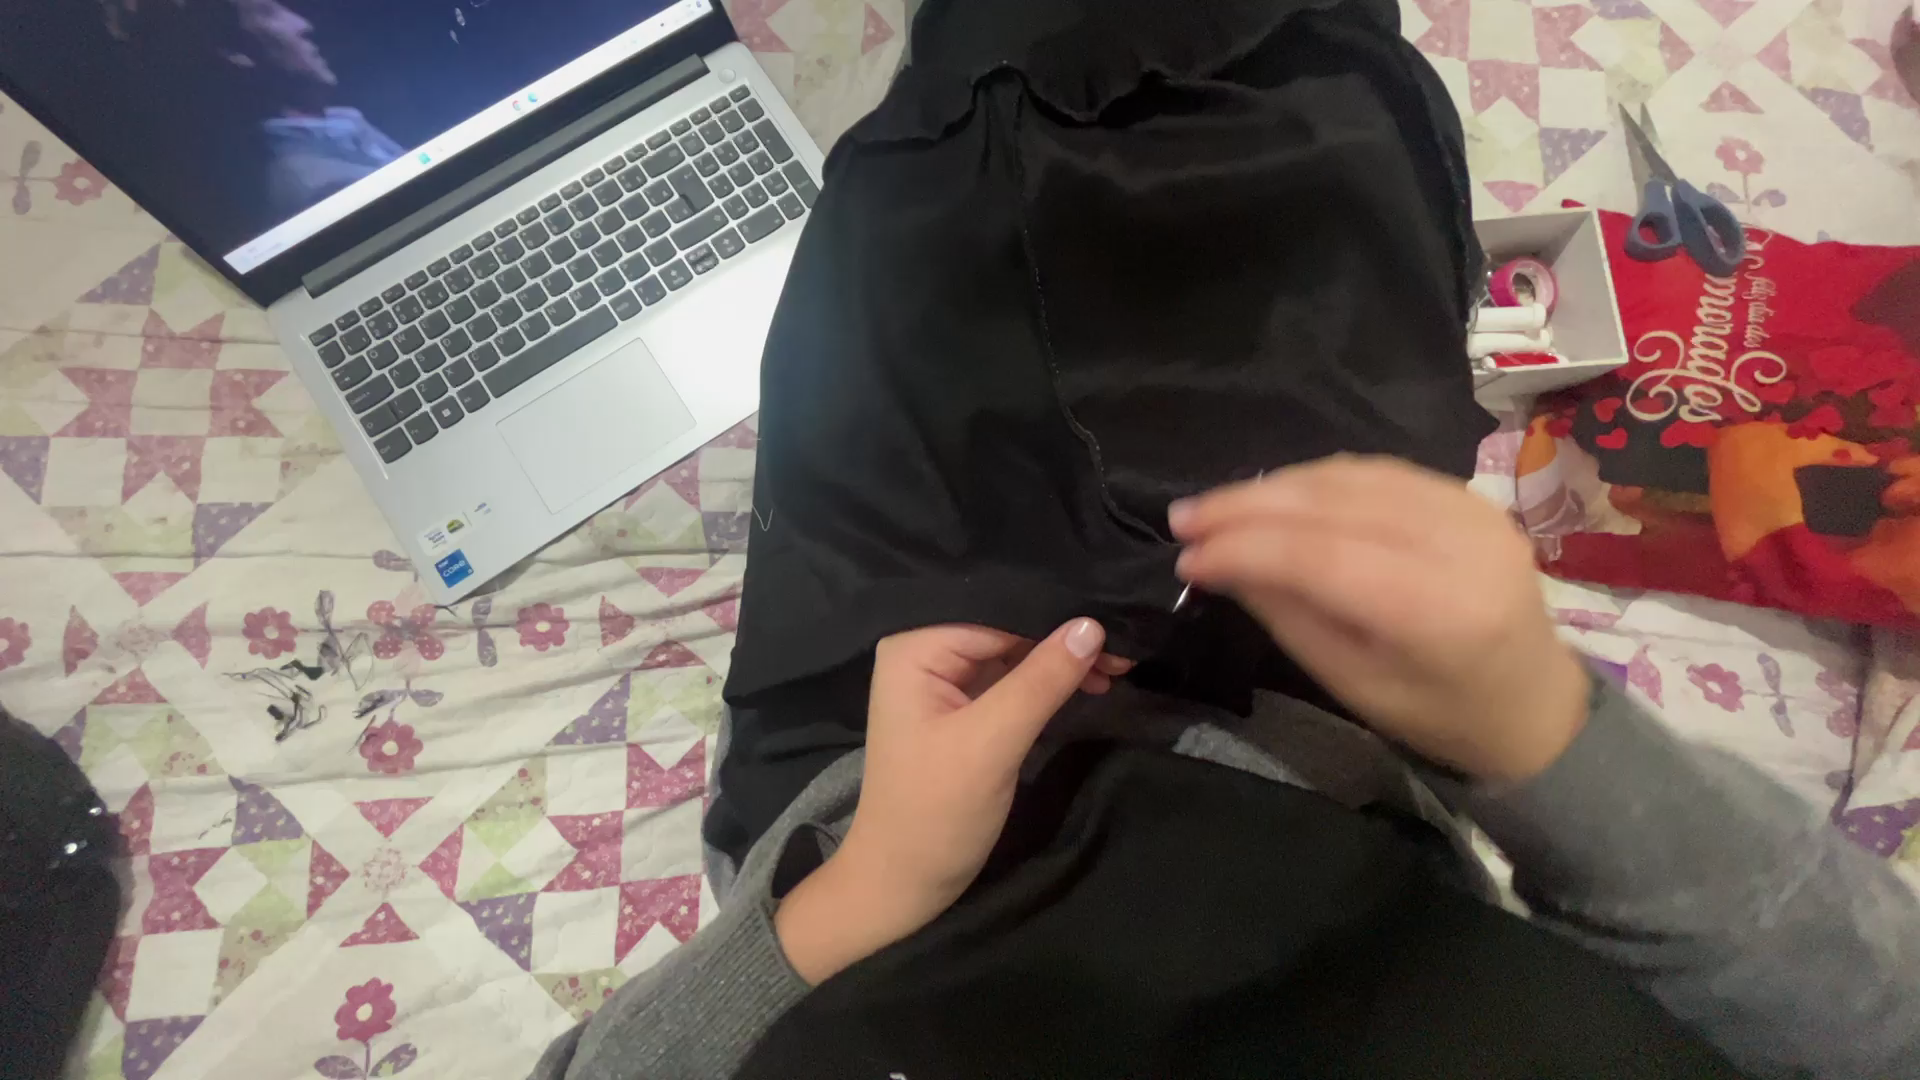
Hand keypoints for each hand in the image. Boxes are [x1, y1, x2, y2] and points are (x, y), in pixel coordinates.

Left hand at [775, 620, 1130, 983]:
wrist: (903, 883)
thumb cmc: (936, 812)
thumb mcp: (992, 743)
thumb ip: (1041, 681)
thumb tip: (1091, 624)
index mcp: (915, 648)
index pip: (994, 613)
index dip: (1054, 616)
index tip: (1115, 620)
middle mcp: (924, 652)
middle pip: (1004, 628)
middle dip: (1062, 636)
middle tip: (1126, 644)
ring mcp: (943, 679)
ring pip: (1013, 652)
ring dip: (1061, 659)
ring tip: (1120, 664)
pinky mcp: (962, 706)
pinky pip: (1011, 678)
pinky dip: (1048, 681)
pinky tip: (1089, 681)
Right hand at [1169, 455, 1588, 783]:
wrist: (1532, 704)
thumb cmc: (1434, 712)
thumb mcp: (1347, 680)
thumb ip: (1283, 611)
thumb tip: (1217, 561)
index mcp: (1439, 610)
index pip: (1320, 556)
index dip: (1243, 548)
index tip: (1185, 558)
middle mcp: (1462, 543)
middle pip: (1330, 504)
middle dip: (1244, 507)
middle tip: (1183, 518)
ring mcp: (1470, 509)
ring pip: (1345, 477)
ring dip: (1269, 488)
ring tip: (1215, 507)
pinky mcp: (1464, 494)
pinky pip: (1369, 471)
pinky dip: (1309, 479)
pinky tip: (1271, 495)